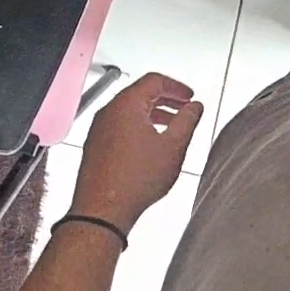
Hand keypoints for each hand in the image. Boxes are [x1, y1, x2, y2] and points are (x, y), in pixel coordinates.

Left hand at [69, 73, 203, 232]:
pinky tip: (150, 146)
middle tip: (182, 107)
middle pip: (140, 94)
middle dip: (165, 99)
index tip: (188, 96)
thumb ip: (187, 120)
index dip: (176, 86)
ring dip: (152, 114)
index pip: (154, 80)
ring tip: (170, 128)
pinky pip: (119, 127)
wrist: (103, 210)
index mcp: (127, 104)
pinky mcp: (95, 146)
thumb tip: (194, 107)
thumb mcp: (174, 146)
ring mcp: (99, 129)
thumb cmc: (134, 180)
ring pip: (129, 111)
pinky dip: (138, 128)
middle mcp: (109, 112)